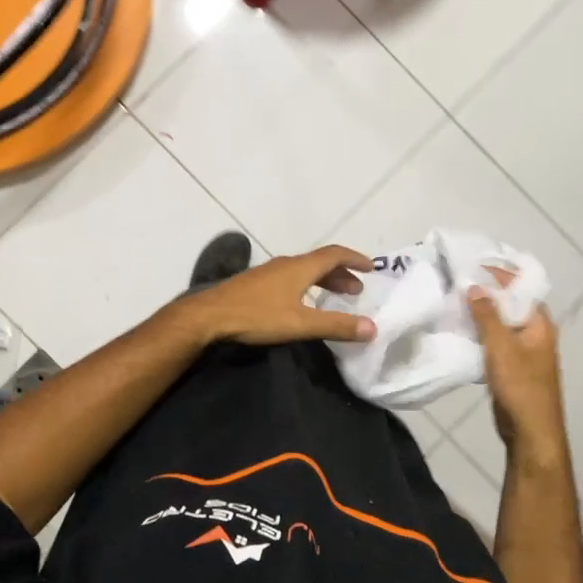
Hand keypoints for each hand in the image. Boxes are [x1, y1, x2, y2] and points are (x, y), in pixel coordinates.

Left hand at [172, 244, 378, 345]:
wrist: (209, 316)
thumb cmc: (256, 316)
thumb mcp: (300, 324)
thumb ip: (335, 326)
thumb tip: (373, 328)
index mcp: (299, 268)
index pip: (334, 254)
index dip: (354, 259)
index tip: (371, 268)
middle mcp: (285, 264)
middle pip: (319, 262)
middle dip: (341, 273)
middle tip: (356, 290)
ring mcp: (268, 273)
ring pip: (303, 270)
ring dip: (323, 280)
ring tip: (335, 296)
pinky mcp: (256, 284)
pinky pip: (290, 278)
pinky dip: (306, 285)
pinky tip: (301, 303)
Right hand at [467, 285, 567, 464]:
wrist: (530, 434)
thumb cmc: (521, 387)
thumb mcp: (501, 346)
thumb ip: (487, 315)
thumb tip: (474, 287)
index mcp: (540, 324)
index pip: (520, 288)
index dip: (497, 275)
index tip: (469, 266)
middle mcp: (534, 333)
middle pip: (508, 305)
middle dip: (484, 294)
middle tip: (454, 283)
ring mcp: (523, 351)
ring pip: (499, 325)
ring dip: (479, 315)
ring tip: (451, 303)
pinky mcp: (510, 367)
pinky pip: (493, 343)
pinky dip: (478, 335)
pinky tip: (458, 332)